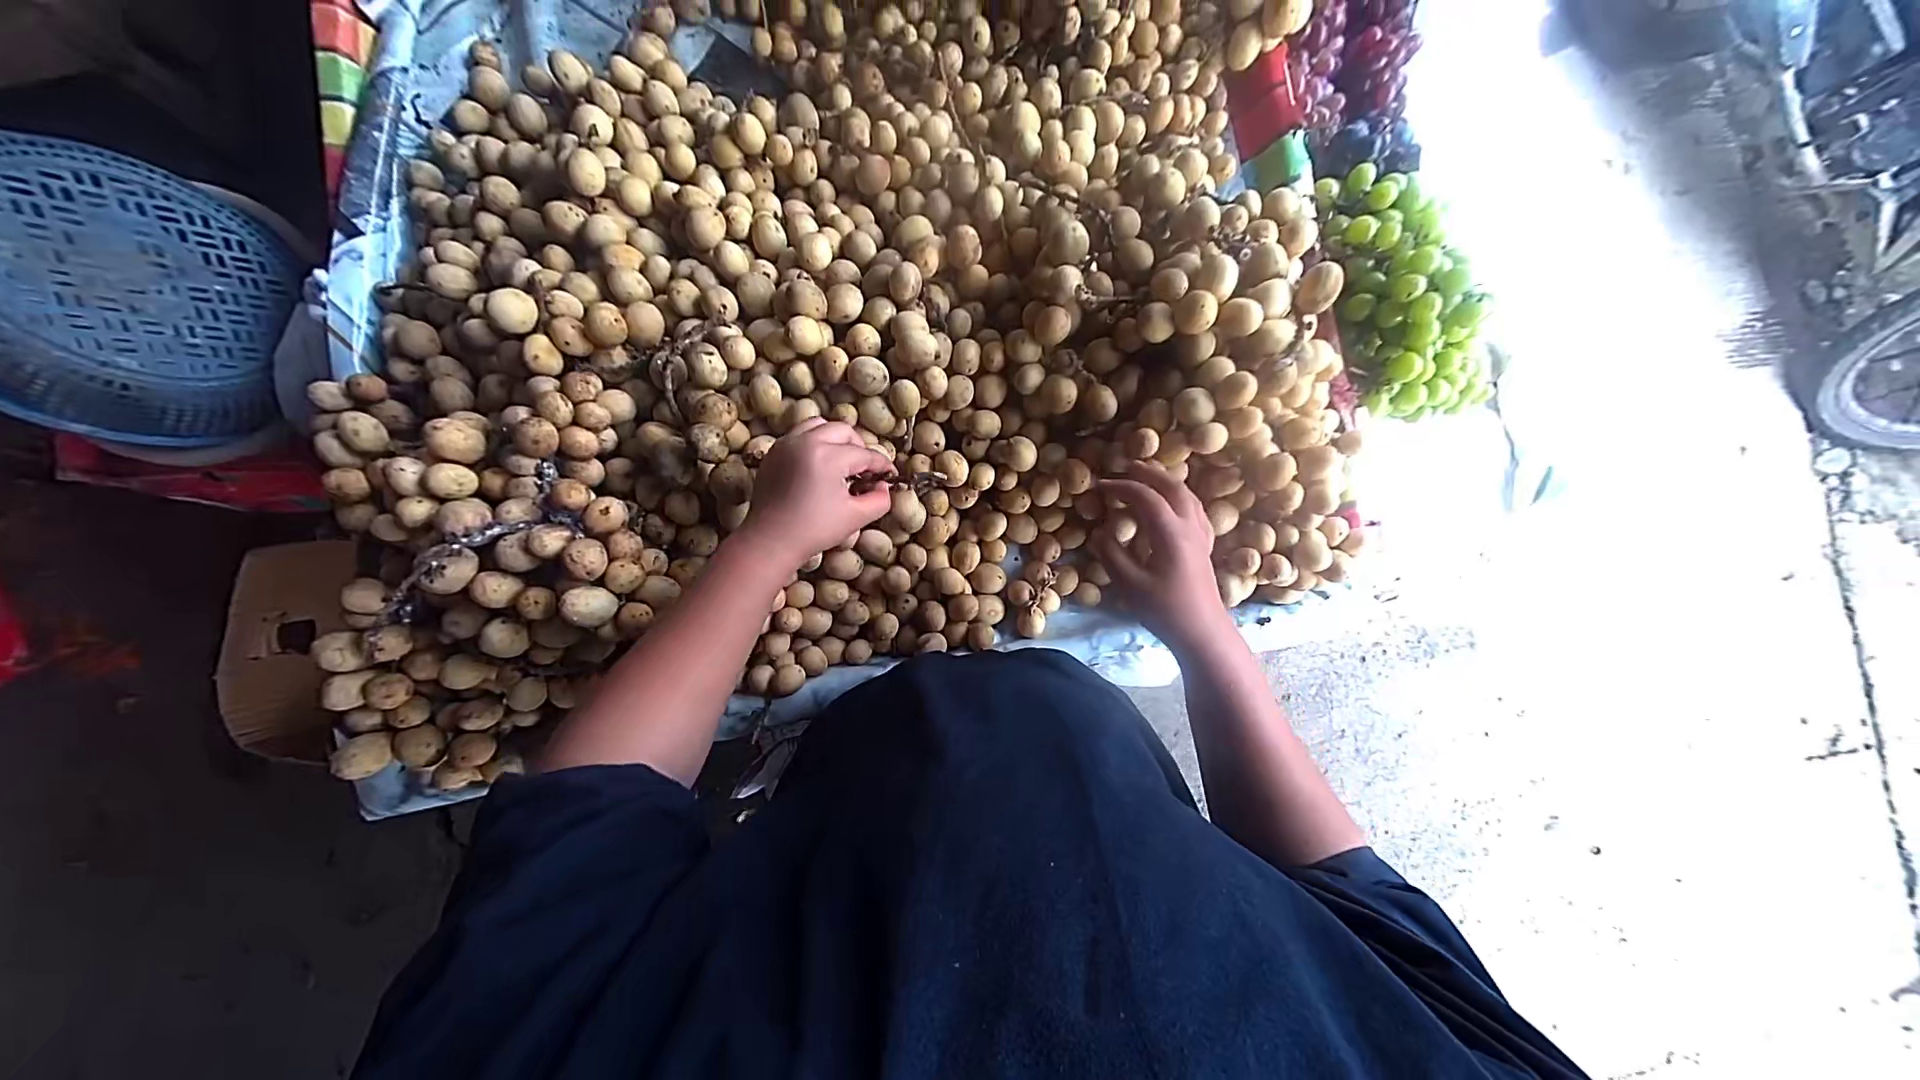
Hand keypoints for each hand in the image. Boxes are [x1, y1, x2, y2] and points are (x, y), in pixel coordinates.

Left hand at [737, 418, 894, 569]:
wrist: (770, 540)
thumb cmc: (814, 530)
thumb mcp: (856, 517)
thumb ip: (880, 499)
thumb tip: (883, 485)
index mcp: (828, 456)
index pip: (865, 455)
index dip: (882, 466)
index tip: (890, 475)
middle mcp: (806, 442)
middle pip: (844, 431)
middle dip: (860, 448)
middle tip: (865, 470)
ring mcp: (786, 445)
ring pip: (819, 426)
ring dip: (835, 439)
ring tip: (841, 461)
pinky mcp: (773, 453)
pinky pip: (799, 436)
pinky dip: (814, 443)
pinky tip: (819, 466)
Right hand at [1092, 461, 1233, 655]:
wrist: (1203, 631)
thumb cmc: (1165, 610)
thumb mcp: (1130, 584)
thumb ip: (1112, 555)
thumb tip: (1100, 533)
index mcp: (1171, 533)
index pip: (1145, 496)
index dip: (1121, 487)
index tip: (1100, 486)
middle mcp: (1190, 527)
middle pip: (1172, 486)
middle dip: (1148, 473)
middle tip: (1126, 466)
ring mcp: (1201, 535)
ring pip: (1187, 495)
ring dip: (1165, 481)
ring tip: (1147, 477)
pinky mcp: (1205, 546)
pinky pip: (1194, 510)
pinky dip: (1179, 498)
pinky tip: (1171, 505)